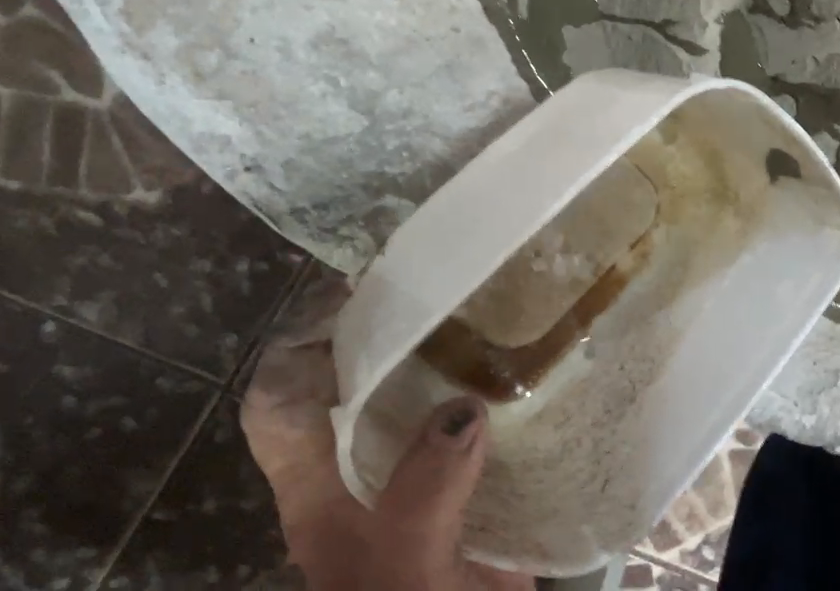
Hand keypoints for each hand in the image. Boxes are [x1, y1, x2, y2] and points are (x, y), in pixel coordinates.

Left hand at [240, 276, 533, 590]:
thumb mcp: (407, 569)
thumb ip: (422, 497)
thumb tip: (465, 408)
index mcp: (324, 492)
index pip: (284, 403)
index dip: (304, 344)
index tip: (366, 291)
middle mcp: (370, 474)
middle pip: (369, 385)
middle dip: (405, 333)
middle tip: (464, 283)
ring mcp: (428, 478)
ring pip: (435, 398)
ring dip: (467, 357)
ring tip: (517, 309)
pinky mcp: (481, 484)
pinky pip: (494, 422)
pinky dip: (514, 391)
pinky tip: (551, 367)